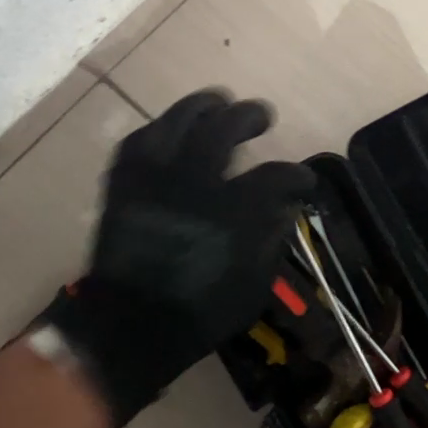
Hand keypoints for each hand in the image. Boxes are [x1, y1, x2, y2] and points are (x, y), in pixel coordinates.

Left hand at [39, 89, 312, 427]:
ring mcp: (154, 179)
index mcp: (230, 214)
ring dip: (202, 107)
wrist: (128, 324)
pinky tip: (171, 129)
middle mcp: (192, 184)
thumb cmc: (198, 312)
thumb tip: (285, 207)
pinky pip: (139, 140)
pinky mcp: (124, 183)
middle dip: (248, 117)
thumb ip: (273, 241)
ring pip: (177, 121)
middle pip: (223, 130)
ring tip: (218, 103)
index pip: (275, 177)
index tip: (303, 180)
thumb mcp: (252, 287)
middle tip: (262, 116)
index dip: (295, 175)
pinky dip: (159, 130)